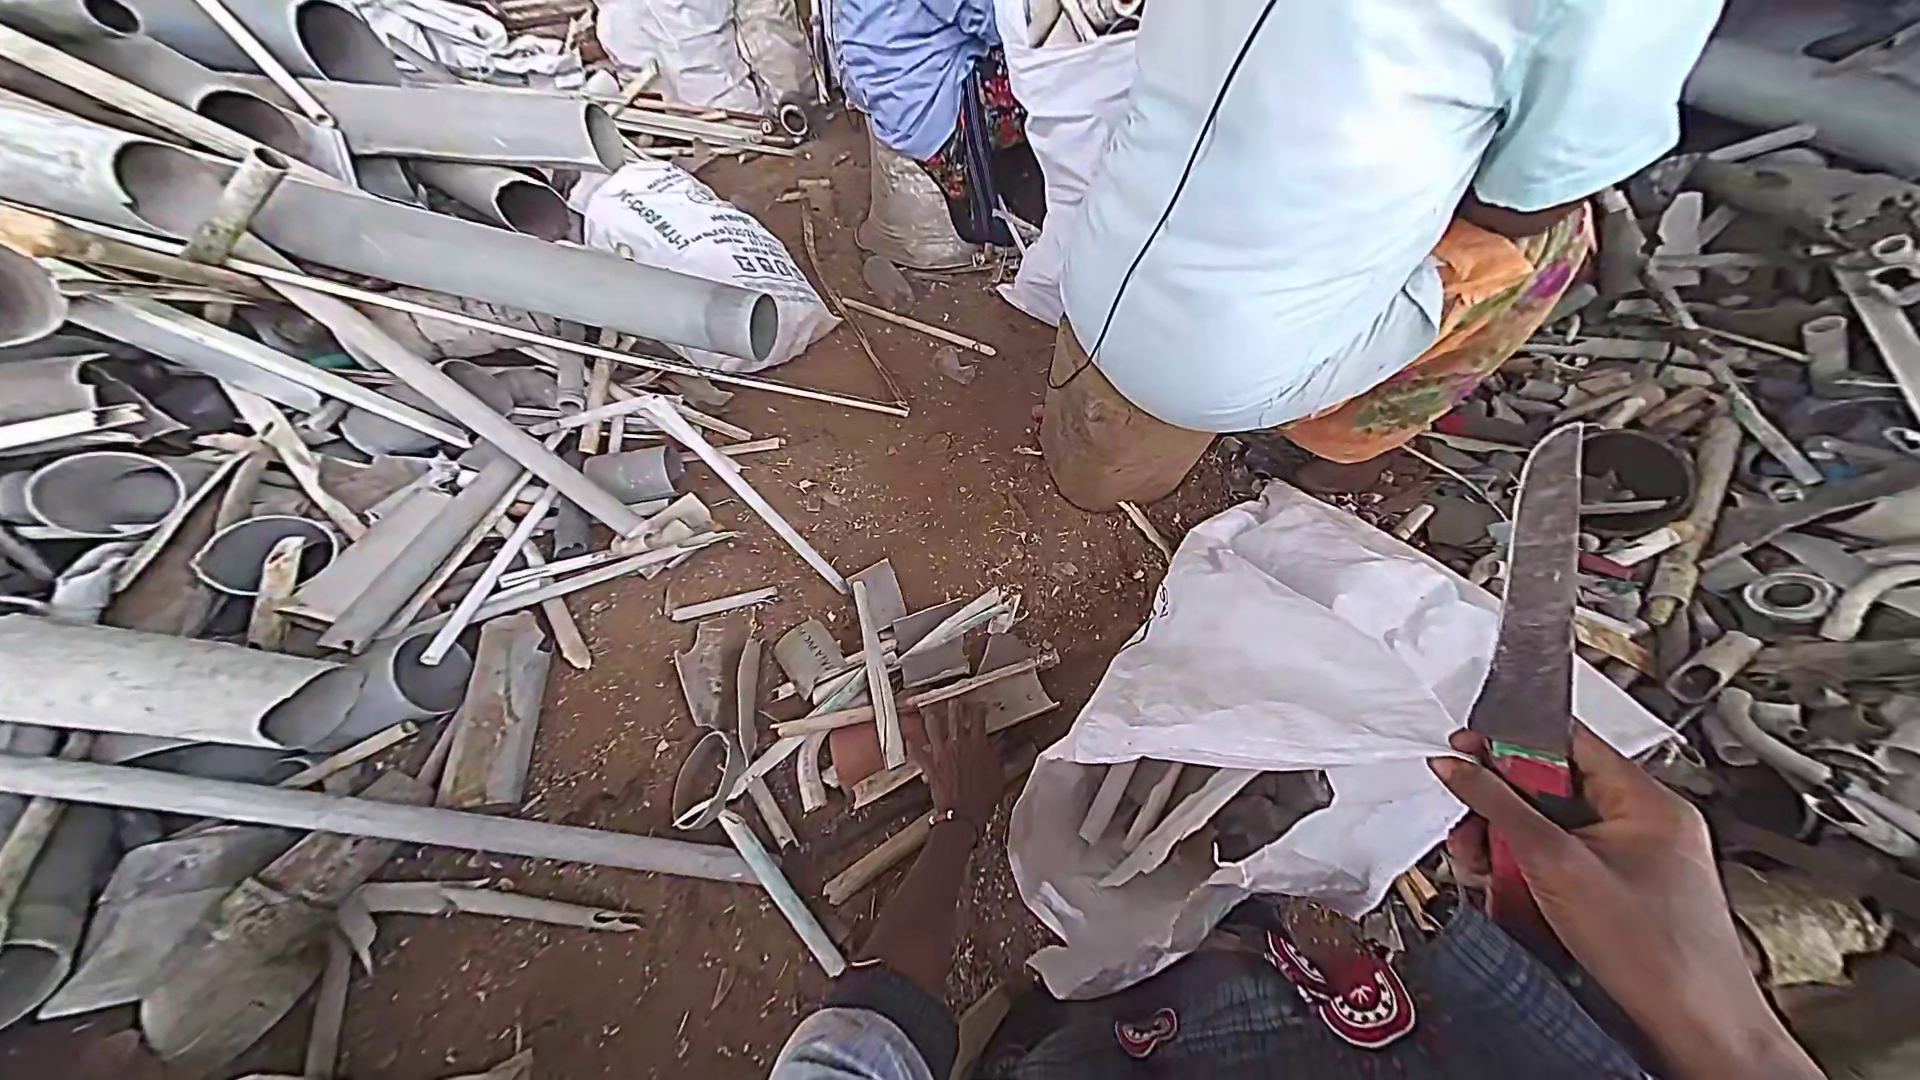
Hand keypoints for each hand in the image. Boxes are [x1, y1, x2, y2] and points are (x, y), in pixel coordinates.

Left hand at [911, 700, 1000, 841]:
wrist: (964, 814)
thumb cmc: (982, 797)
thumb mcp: (997, 774)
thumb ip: (995, 755)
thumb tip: (997, 744)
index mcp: (977, 744)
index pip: (978, 718)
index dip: (978, 709)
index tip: (978, 706)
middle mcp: (957, 744)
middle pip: (954, 716)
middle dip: (955, 705)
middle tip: (954, 700)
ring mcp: (941, 753)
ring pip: (933, 727)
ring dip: (932, 716)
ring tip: (930, 710)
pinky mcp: (929, 765)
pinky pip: (917, 752)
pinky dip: (912, 746)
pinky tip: (909, 740)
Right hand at [1432, 726, 1820, 1079]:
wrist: (1691, 1034)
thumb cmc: (1659, 956)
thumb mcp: (1554, 861)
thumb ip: (1495, 802)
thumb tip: (1453, 765)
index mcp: (1645, 802)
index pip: (1563, 738)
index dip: (1508, 737)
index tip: (1466, 747)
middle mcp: (1633, 821)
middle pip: (1538, 781)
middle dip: (1493, 802)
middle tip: (1472, 820)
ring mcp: (1616, 852)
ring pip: (1531, 817)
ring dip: (1495, 835)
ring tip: (1483, 860)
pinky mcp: (1596, 878)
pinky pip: (1538, 848)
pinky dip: (1510, 859)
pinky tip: (1500, 878)